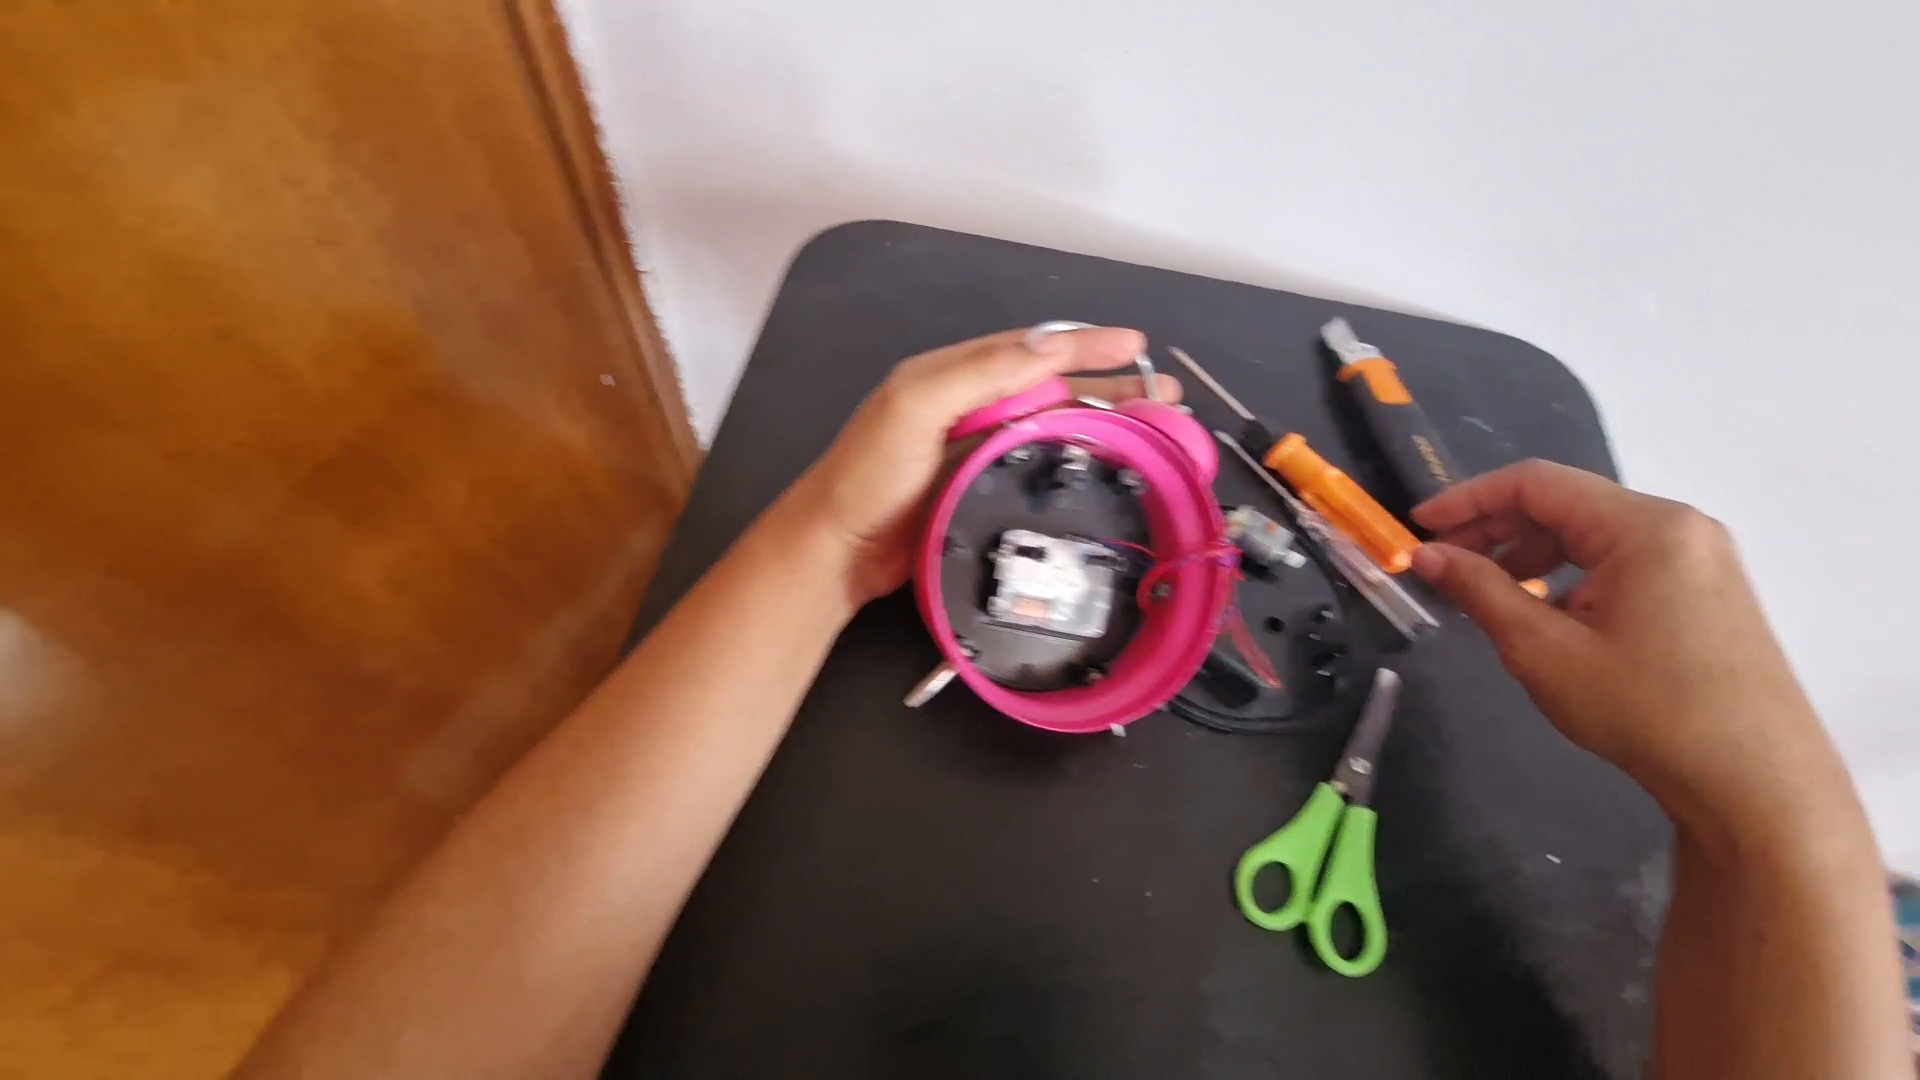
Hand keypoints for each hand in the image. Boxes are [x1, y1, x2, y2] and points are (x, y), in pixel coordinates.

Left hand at [781, 326, 1176, 607]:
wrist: (839, 549)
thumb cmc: (869, 474)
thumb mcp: (915, 407)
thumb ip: (979, 373)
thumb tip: (1051, 346)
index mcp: (953, 377)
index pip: (1030, 350)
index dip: (1084, 345)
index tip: (1135, 345)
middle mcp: (970, 408)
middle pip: (1050, 389)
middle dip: (1107, 388)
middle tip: (1164, 396)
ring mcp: (977, 452)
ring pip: (1051, 429)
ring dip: (1100, 427)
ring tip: (1152, 433)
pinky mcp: (981, 490)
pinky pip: (1038, 468)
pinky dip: (1074, 466)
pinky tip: (1104, 474)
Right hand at [1409, 460, 1857, 845]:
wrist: (1755, 784)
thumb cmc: (1641, 707)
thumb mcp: (1540, 648)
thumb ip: (1477, 589)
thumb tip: (1423, 554)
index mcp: (1644, 527)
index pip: (1535, 484)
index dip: (1466, 499)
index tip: (1417, 527)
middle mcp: (1676, 527)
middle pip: (1561, 503)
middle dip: (1492, 529)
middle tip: (1440, 564)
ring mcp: (1695, 557)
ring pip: (1585, 532)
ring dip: (1525, 552)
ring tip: (1483, 592)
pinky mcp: (1700, 588)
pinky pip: (1614, 559)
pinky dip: (1564, 572)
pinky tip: (1540, 611)